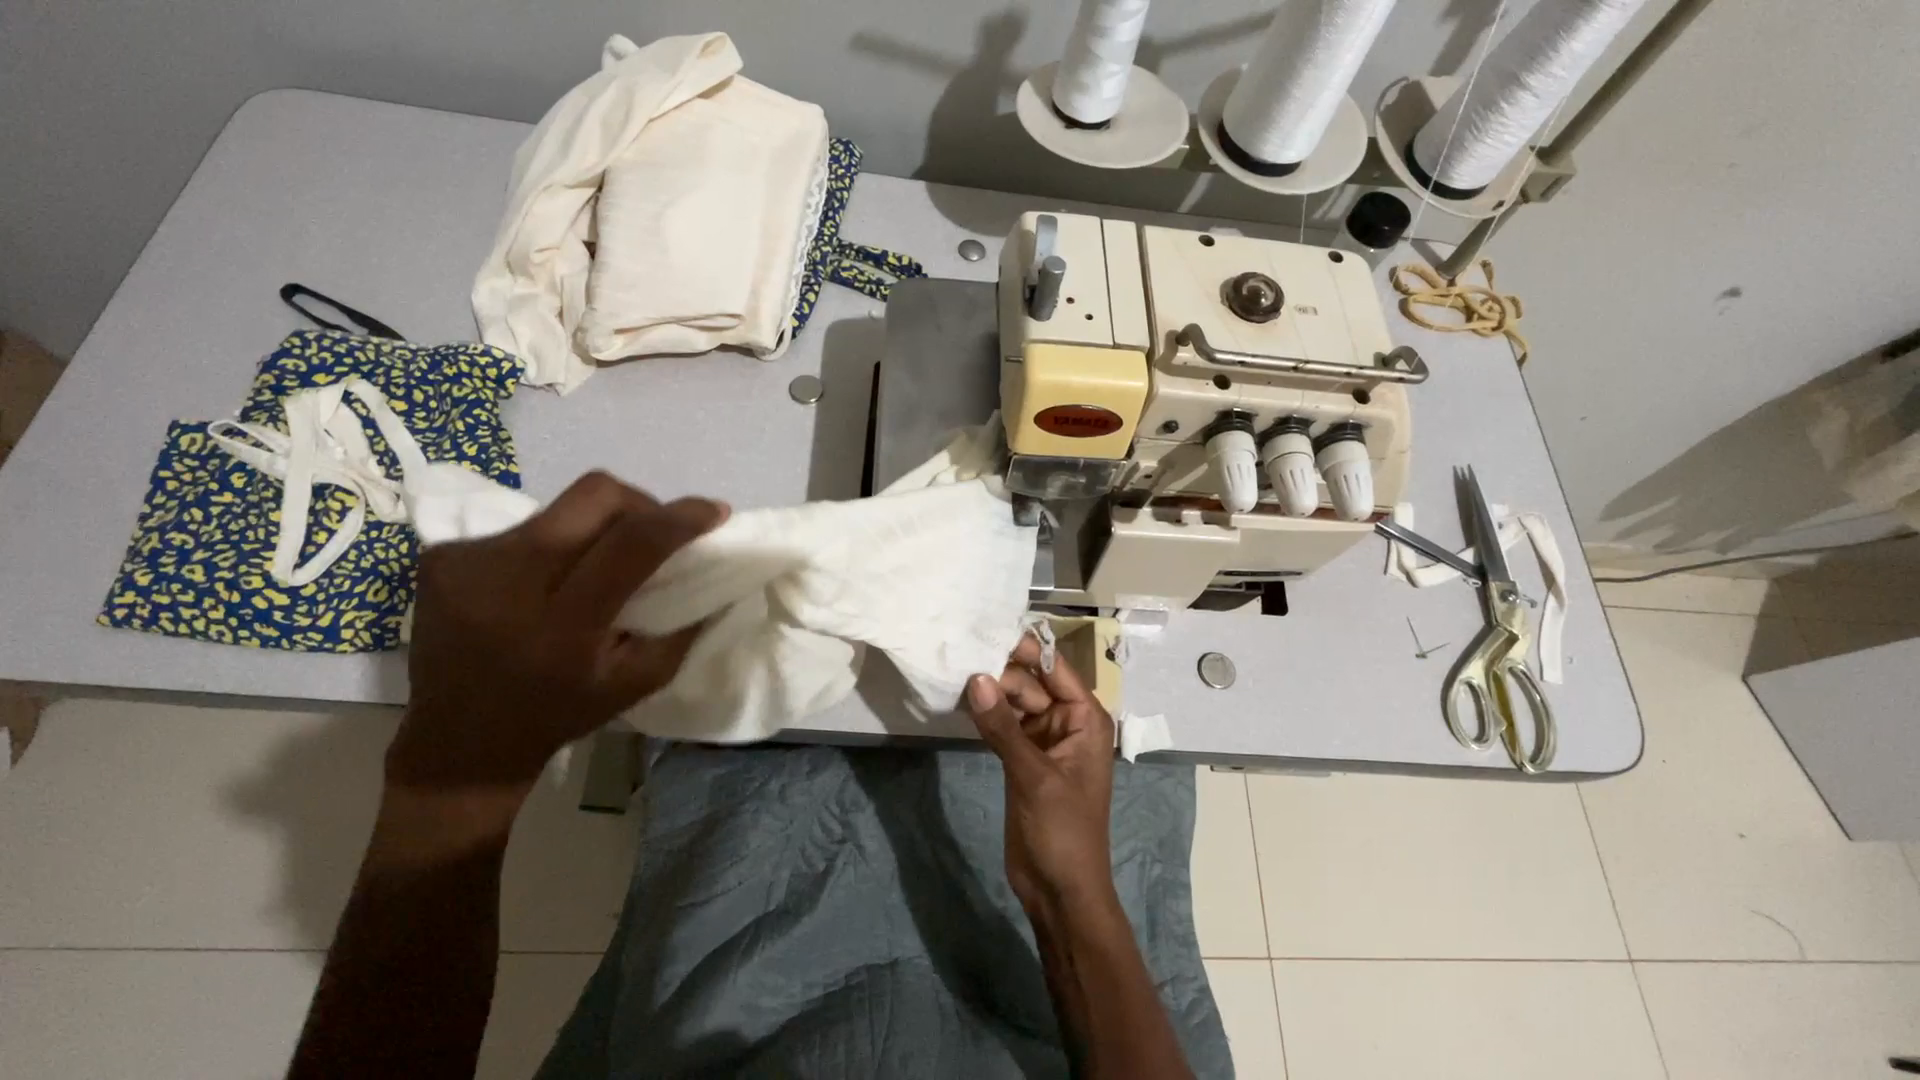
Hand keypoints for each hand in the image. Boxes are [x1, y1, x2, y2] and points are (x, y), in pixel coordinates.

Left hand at [390, 472, 727, 791]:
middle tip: (652, 529)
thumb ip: (681, 628)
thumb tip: (714, 573)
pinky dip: (549, 545)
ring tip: (591, 564)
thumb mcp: (634, 684)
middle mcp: (509, 583)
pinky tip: (543, 581)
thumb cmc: (558, 714)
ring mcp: (467, 563)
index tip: (714, 512)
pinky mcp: (439, 556)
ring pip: (558, 508)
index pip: (630, 544)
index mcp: (563, 627)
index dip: (679, 518)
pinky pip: (520, 527)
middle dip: (638, 503)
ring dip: (591, 528)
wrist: (457, 741)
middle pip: (593, 496)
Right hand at [966, 635, 1117, 911]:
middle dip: (1000, 670)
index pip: (1055, 669)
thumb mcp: (1033, 776)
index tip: (987, 627)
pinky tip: (960, 701)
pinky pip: (1004, 727)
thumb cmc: (1062, 831)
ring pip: (1014, 704)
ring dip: (990, 692)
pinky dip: (986, 716)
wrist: (1061, 890)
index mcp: (1086, 720)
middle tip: (958, 652)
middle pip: (1031, 684)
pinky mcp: (1023, 761)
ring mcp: (1043, 743)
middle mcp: (1067, 724)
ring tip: (952, 668)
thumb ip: (1003, 727)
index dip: (1024, 648)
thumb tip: (975, 679)